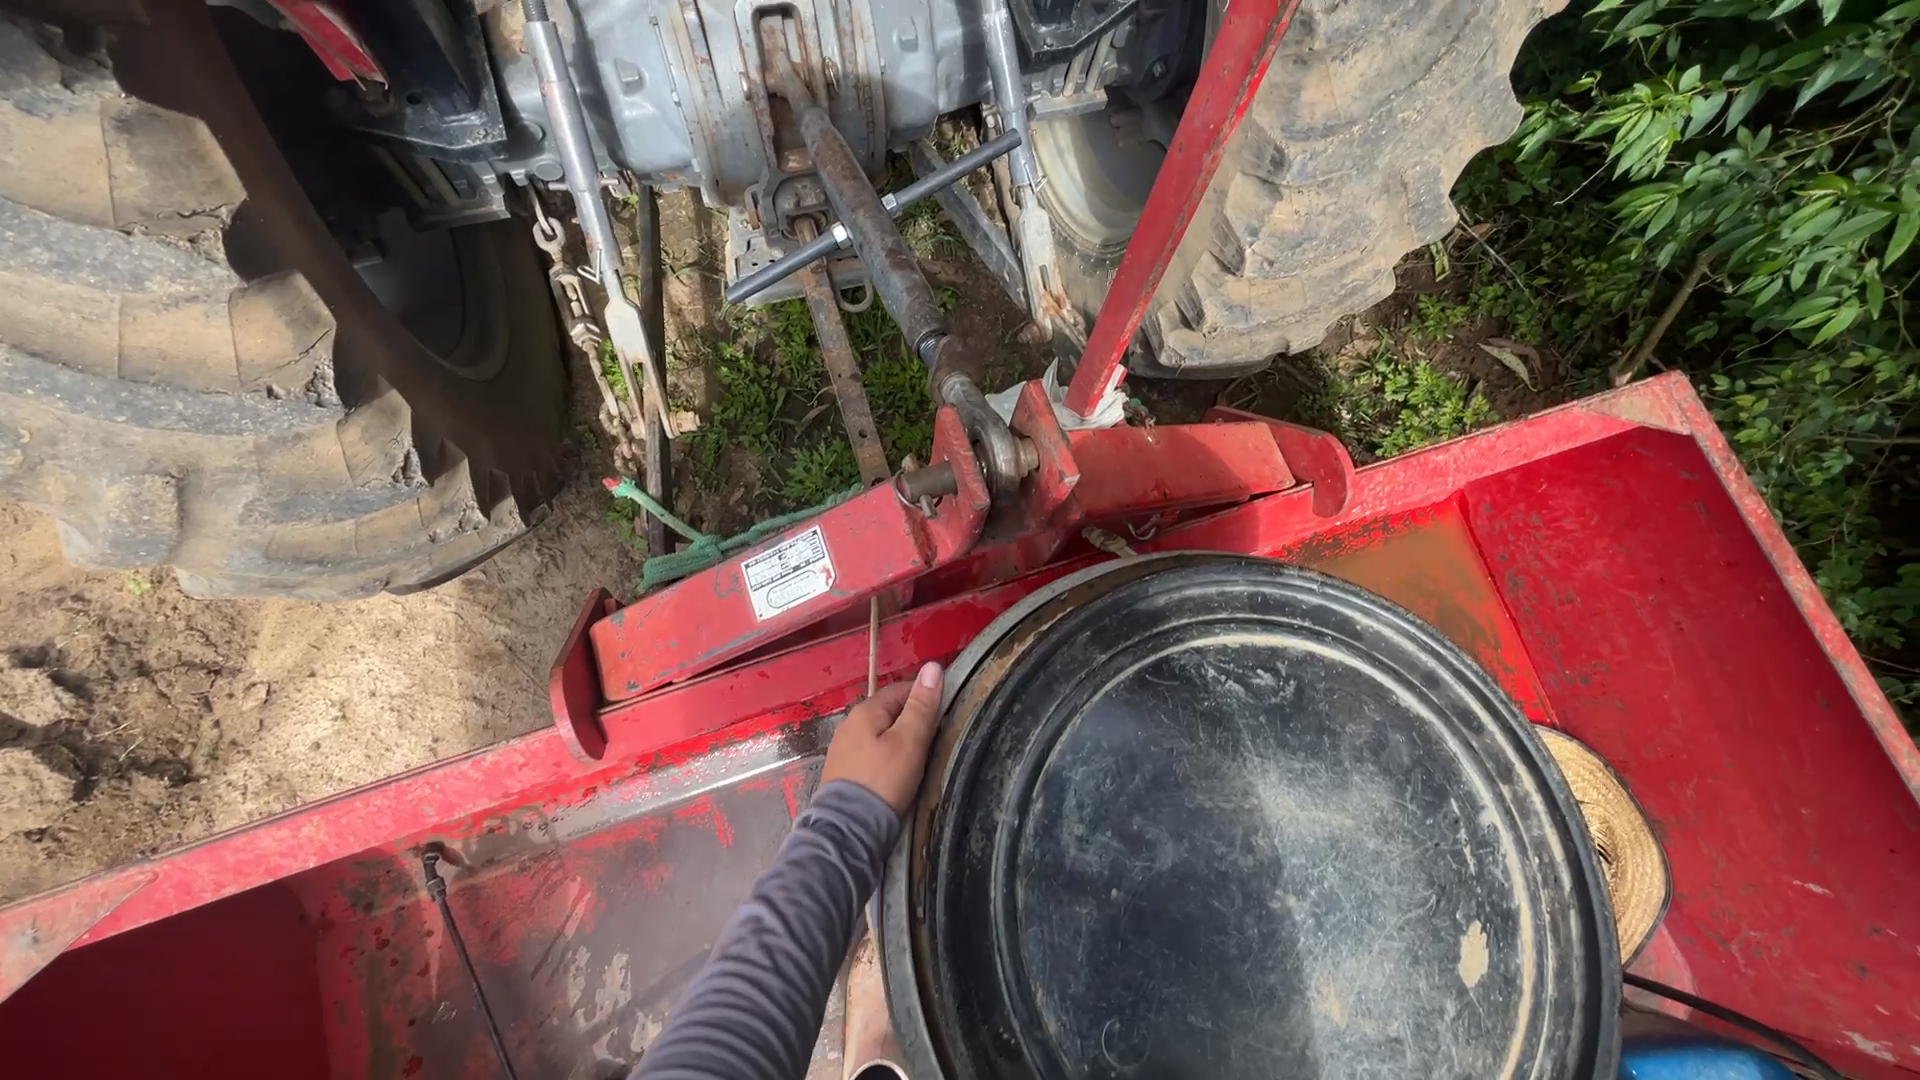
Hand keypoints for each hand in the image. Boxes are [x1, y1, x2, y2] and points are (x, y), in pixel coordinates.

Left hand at [821, 661, 945, 813]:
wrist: (848, 829)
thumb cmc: (884, 780)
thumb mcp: (910, 741)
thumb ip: (922, 705)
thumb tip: (932, 666)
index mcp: (866, 710)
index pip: (902, 690)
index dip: (926, 699)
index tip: (944, 717)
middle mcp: (850, 723)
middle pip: (890, 712)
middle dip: (912, 721)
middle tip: (934, 742)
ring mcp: (843, 748)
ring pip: (880, 734)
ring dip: (899, 741)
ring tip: (919, 760)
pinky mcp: (842, 771)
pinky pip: (871, 754)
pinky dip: (886, 758)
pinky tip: (895, 774)